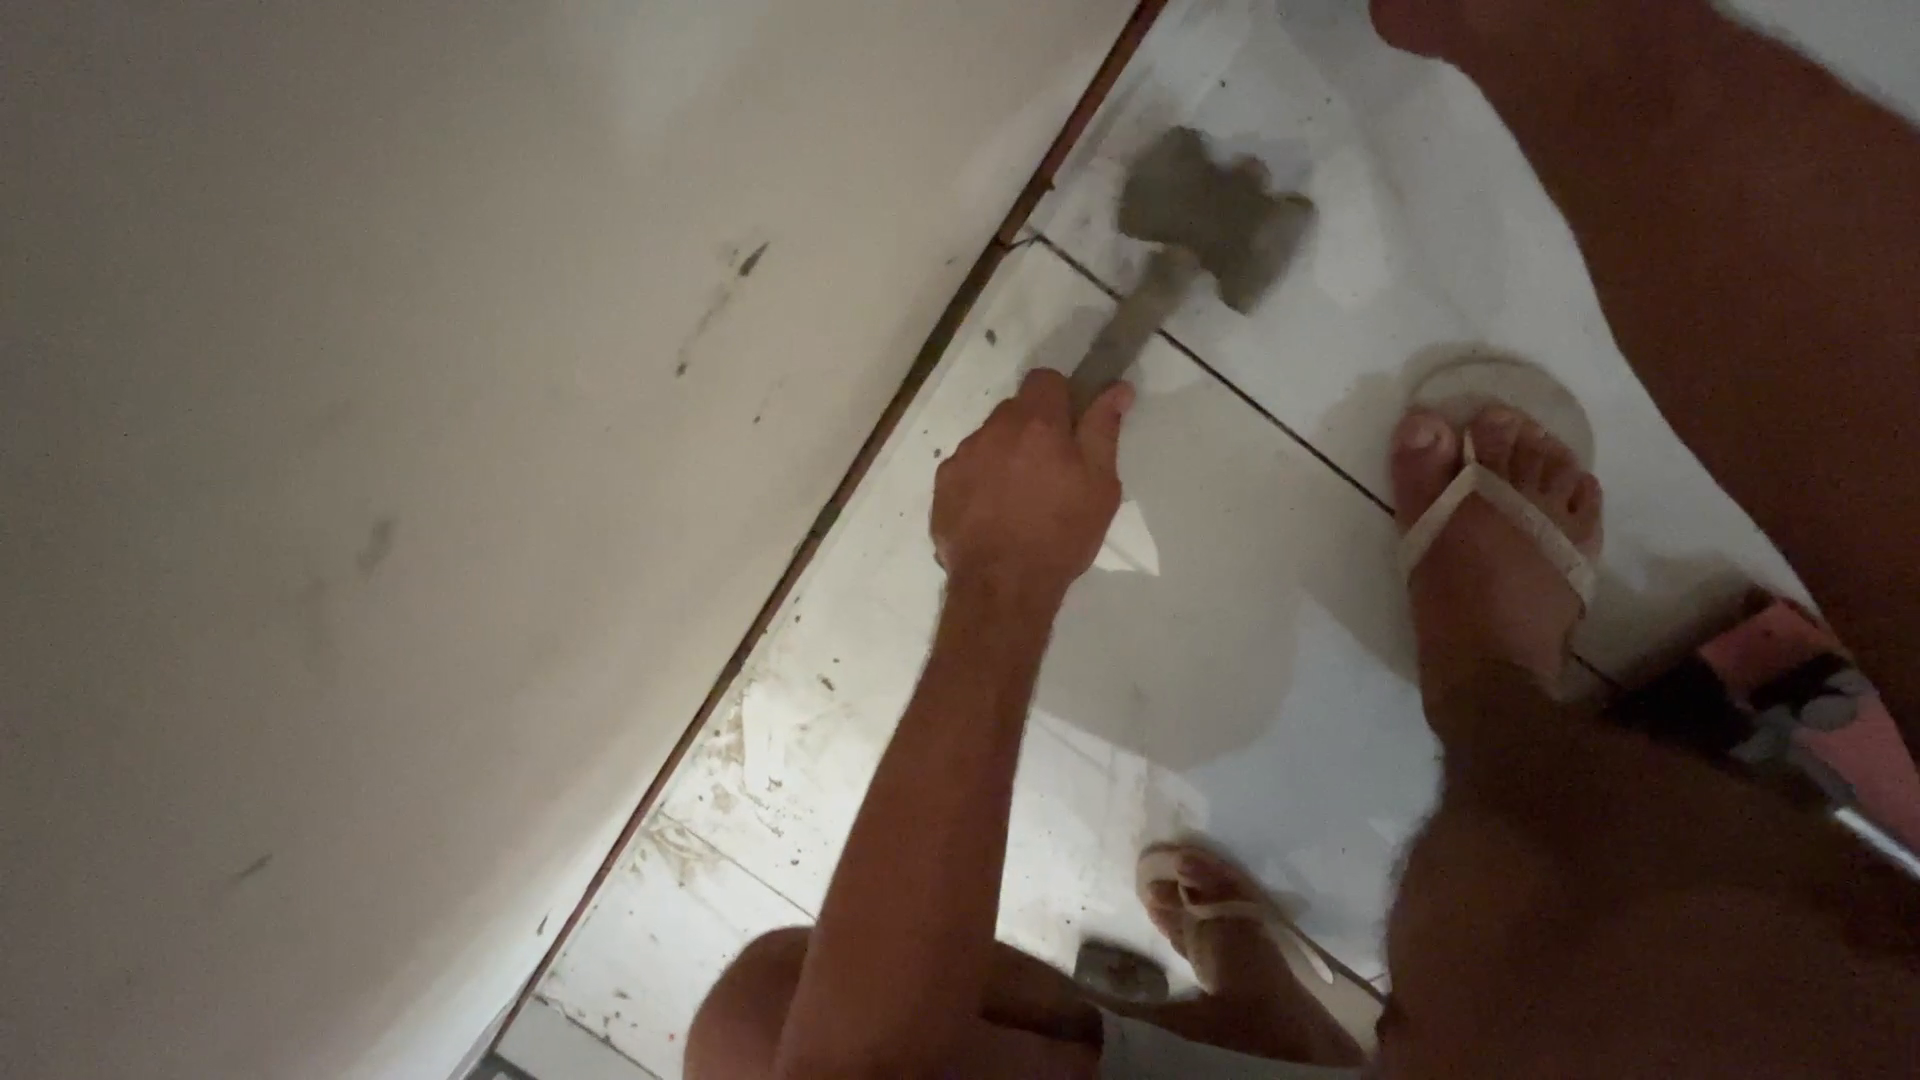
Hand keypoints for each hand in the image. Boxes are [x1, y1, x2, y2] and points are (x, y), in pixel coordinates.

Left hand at [931, 369, 1132, 599]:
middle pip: (1014, 411)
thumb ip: (1103, 429)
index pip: (1045, 379)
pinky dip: (979, 483)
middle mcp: (992, 430)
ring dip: (1004, 457)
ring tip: (1019, 501)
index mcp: (1035, 423)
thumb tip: (1117, 388)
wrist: (1003, 585)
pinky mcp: (942, 487)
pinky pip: (965, 471)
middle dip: (1032, 430)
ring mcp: (961, 458)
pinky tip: (992, 516)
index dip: (1061, 397)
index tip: (1071, 427)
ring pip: (988, 442)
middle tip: (1051, 472)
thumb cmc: (1061, 535)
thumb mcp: (1100, 485)